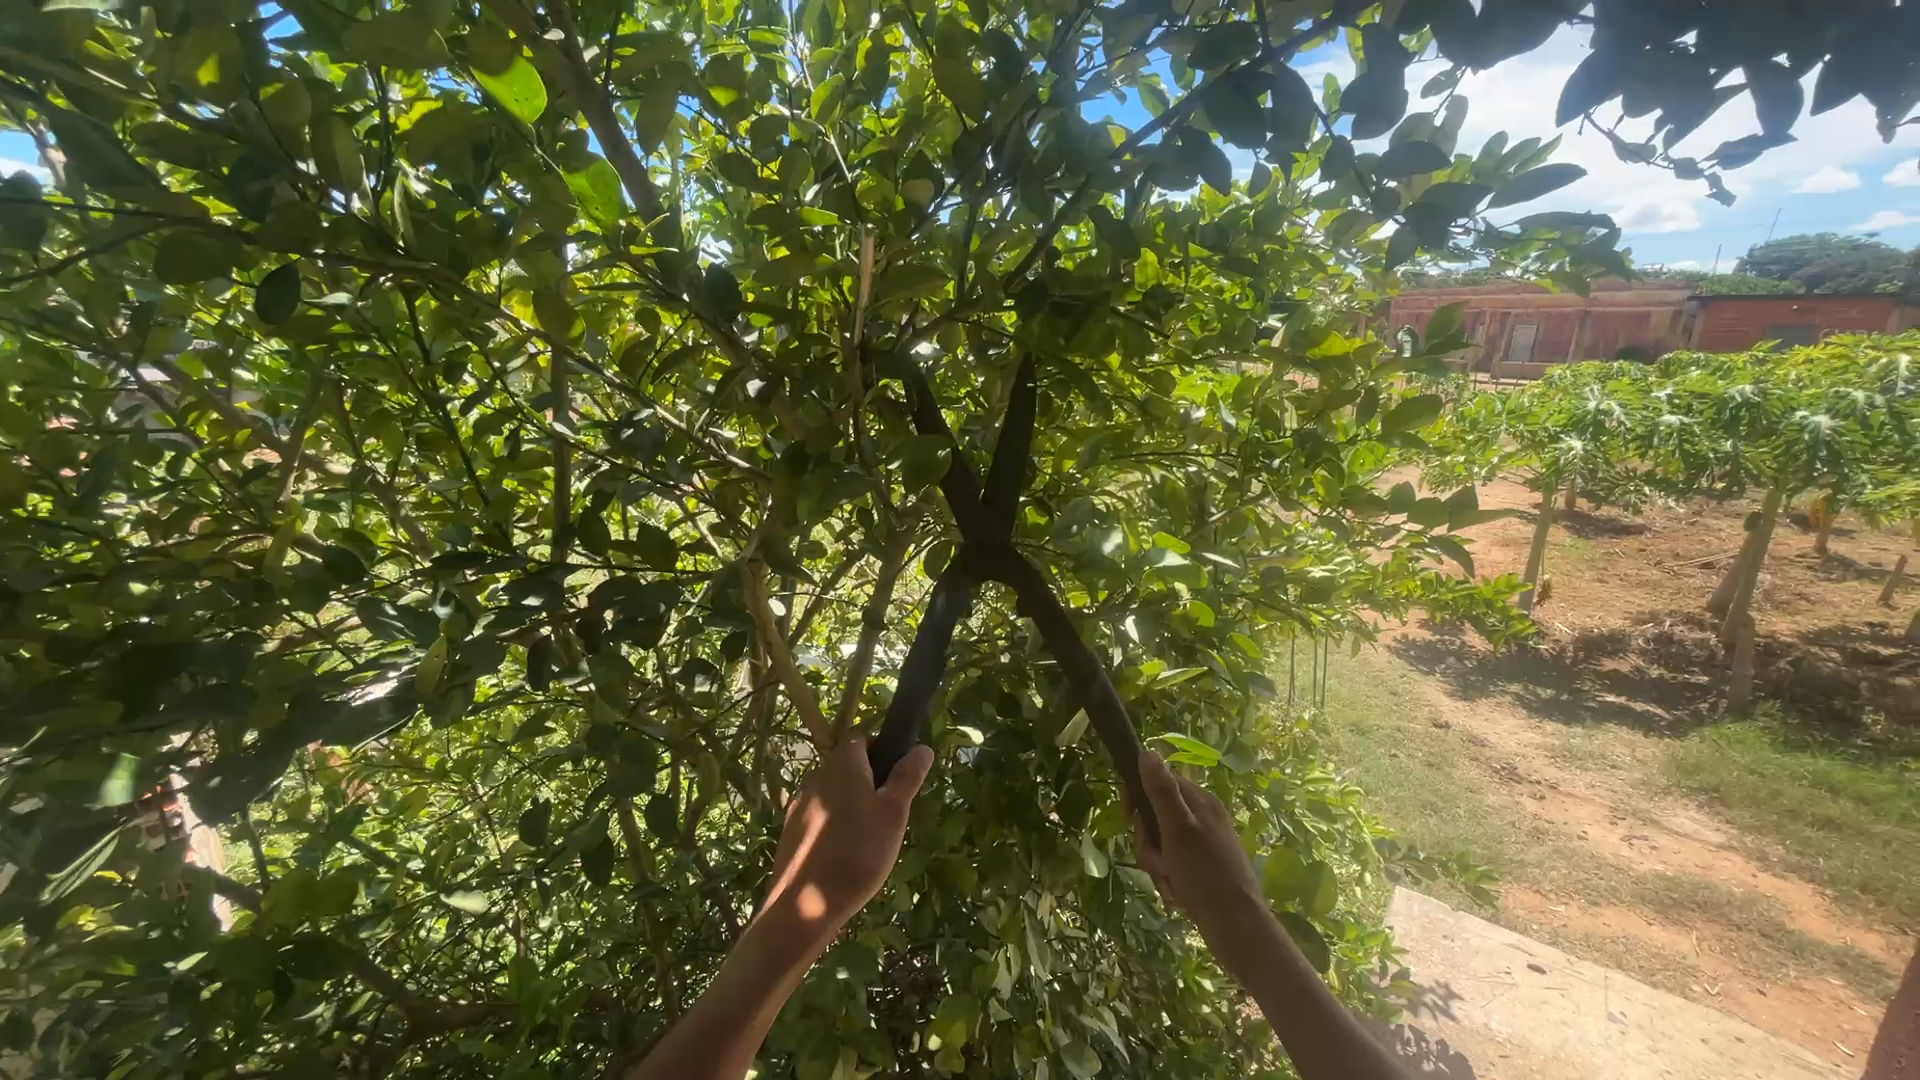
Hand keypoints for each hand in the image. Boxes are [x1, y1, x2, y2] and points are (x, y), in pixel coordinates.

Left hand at [759, 735, 933, 941]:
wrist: (806, 905)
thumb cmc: (859, 852)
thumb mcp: (894, 813)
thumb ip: (907, 777)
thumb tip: (922, 748)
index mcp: (842, 764)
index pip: (859, 737)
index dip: (880, 748)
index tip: (896, 775)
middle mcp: (817, 776)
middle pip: (846, 766)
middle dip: (868, 781)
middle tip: (889, 812)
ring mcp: (799, 804)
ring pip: (833, 793)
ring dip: (851, 804)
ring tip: (870, 838)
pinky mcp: (790, 831)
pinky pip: (819, 817)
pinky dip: (834, 826)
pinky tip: (845, 855)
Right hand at [1131, 750, 1263, 934]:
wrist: (1238, 928)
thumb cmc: (1205, 875)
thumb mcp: (1178, 830)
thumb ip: (1162, 791)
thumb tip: (1147, 752)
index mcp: (1200, 802)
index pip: (1160, 780)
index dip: (1138, 796)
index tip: (1126, 816)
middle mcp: (1203, 817)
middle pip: (1156, 815)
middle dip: (1148, 841)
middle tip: (1157, 860)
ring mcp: (1204, 844)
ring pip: (1161, 842)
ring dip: (1157, 864)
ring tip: (1169, 882)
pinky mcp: (1203, 868)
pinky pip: (1173, 863)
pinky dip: (1169, 878)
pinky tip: (1176, 894)